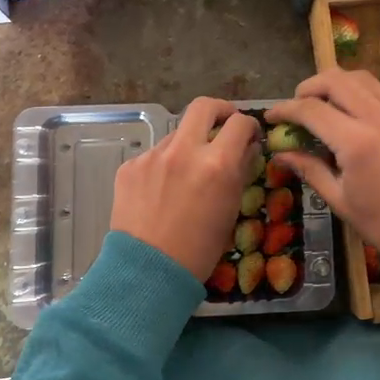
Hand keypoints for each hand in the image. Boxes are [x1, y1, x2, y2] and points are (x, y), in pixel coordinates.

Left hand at [111, 97, 261, 279]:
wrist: (147, 273)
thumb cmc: (199, 249)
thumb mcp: (230, 209)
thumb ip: (239, 171)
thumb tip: (246, 148)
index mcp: (216, 163)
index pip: (239, 123)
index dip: (248, 125)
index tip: (249, 134)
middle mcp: (184, 151)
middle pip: (203, 106)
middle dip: (219, 110)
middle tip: (223, 124)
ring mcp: (153, 156)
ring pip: (177, 134)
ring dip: (188, 145)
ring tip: (187, 174)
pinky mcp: (130, 166)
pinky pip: (154, 156)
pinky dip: (164, 166)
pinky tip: (161, 192)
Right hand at [267, 69, 379, 266]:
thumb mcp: (340, 200)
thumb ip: (309, 169)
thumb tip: (280, 153)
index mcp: (356, 142)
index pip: (311, 109)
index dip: (285, 109)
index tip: (271, 117)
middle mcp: (378, 117)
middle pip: (335, 80)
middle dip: (308, 88)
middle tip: (296, 106)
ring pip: (361, 78)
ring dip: (336, 83)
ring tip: (322, 103)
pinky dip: (361, 90)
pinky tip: (353, 109)